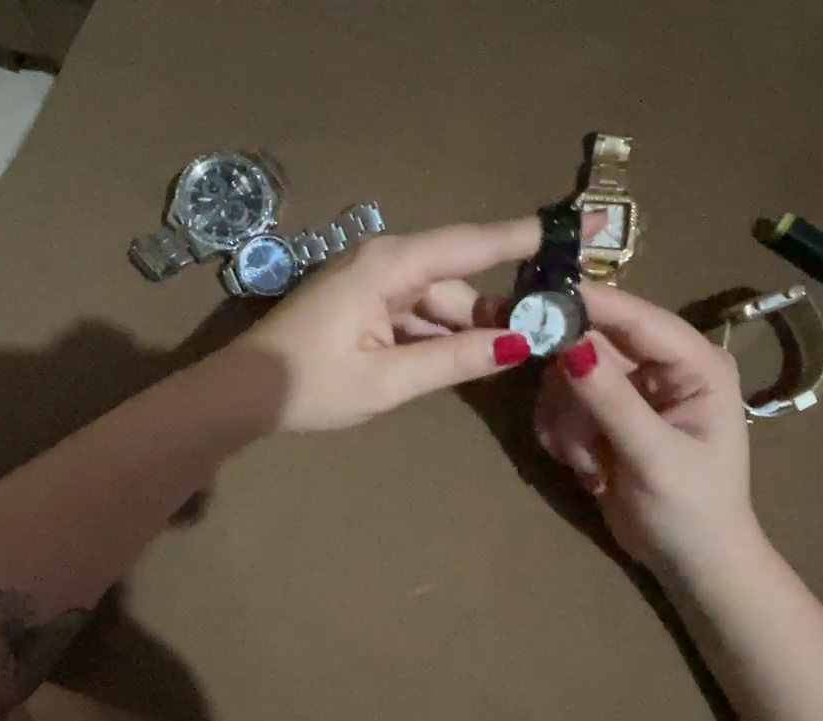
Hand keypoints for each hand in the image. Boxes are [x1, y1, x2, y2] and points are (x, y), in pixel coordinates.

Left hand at [213, 219, 540, 432]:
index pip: (473, 244)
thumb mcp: (388, 379)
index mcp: (390, 265)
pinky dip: (439, 334)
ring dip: (468, 327)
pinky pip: (414, 313)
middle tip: (551, 328)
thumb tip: (518, 342)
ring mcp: (370, 281)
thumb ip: (453, 358)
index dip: (528, 237)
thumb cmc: (310, 385)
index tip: (581, 225)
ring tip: (517, 352)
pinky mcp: (361, 302)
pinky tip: (468, 357)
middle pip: (457, 279)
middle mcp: (384, 261)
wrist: (241, 393)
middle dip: (499, 306)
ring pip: (437, 300)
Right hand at [534, 287, 759, 574]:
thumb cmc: (690, 509)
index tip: (539, 299)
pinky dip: (560, 437)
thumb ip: (612, 402)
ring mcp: (627, 392)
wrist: (688, 560)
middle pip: (590, 346)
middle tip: (575, 437)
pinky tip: (584, 469)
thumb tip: (570, 348)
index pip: (638, 319)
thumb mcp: (654, 457)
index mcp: (695, 364)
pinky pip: (558, 406)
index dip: (591, 306)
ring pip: (565, 379)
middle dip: (572, 393)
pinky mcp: (599, 417)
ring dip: (566, 425)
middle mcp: (659, 368)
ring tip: (591, 465)